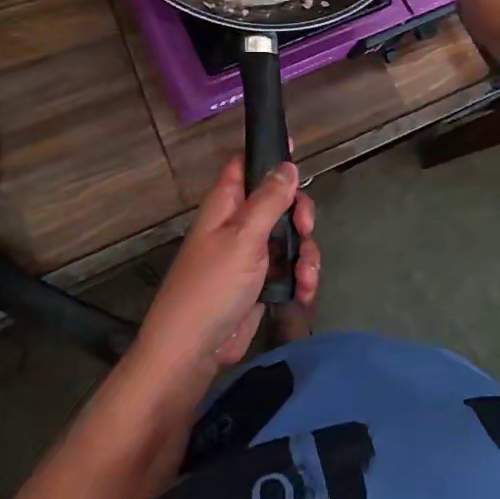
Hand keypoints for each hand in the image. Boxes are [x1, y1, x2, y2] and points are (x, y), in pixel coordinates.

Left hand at [133, 156, 317, 374]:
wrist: (194, 348)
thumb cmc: (212, 285)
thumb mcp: (243, 237)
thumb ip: (269, 200)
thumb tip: (287, 164)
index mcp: (227, 203)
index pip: (246, 165)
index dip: (269, 155)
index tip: (295, 150)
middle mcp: (239, 223)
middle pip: (280, 202)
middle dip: (300, 216)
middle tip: (305, 229)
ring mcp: (251, 254)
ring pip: (291, 238)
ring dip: (305, 255)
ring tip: (305, 277)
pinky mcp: (262, 282)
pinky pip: (290, 269)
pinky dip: (301, 278)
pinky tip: (303, 293)